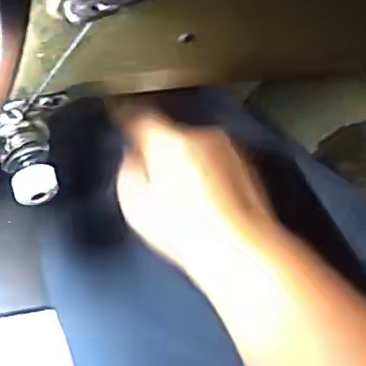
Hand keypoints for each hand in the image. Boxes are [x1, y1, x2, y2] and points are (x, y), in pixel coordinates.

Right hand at [114, 101, 287, 279]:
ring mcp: (229, 150)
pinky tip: (201, 209)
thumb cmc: (187, 231)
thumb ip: (128, 170)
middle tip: (150, 183)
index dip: (125, 117)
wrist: (238, 250)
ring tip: (178, 204)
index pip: (139, 116)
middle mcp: (202, 136)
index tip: (118, 118)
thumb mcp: (134, 204)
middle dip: (159, 152)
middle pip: (170, 134)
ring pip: (195, 149)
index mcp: (169, 141)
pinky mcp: (247, 168)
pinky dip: (206, 180)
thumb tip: (133, 158)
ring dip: (184, 167)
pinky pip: (215, 166)